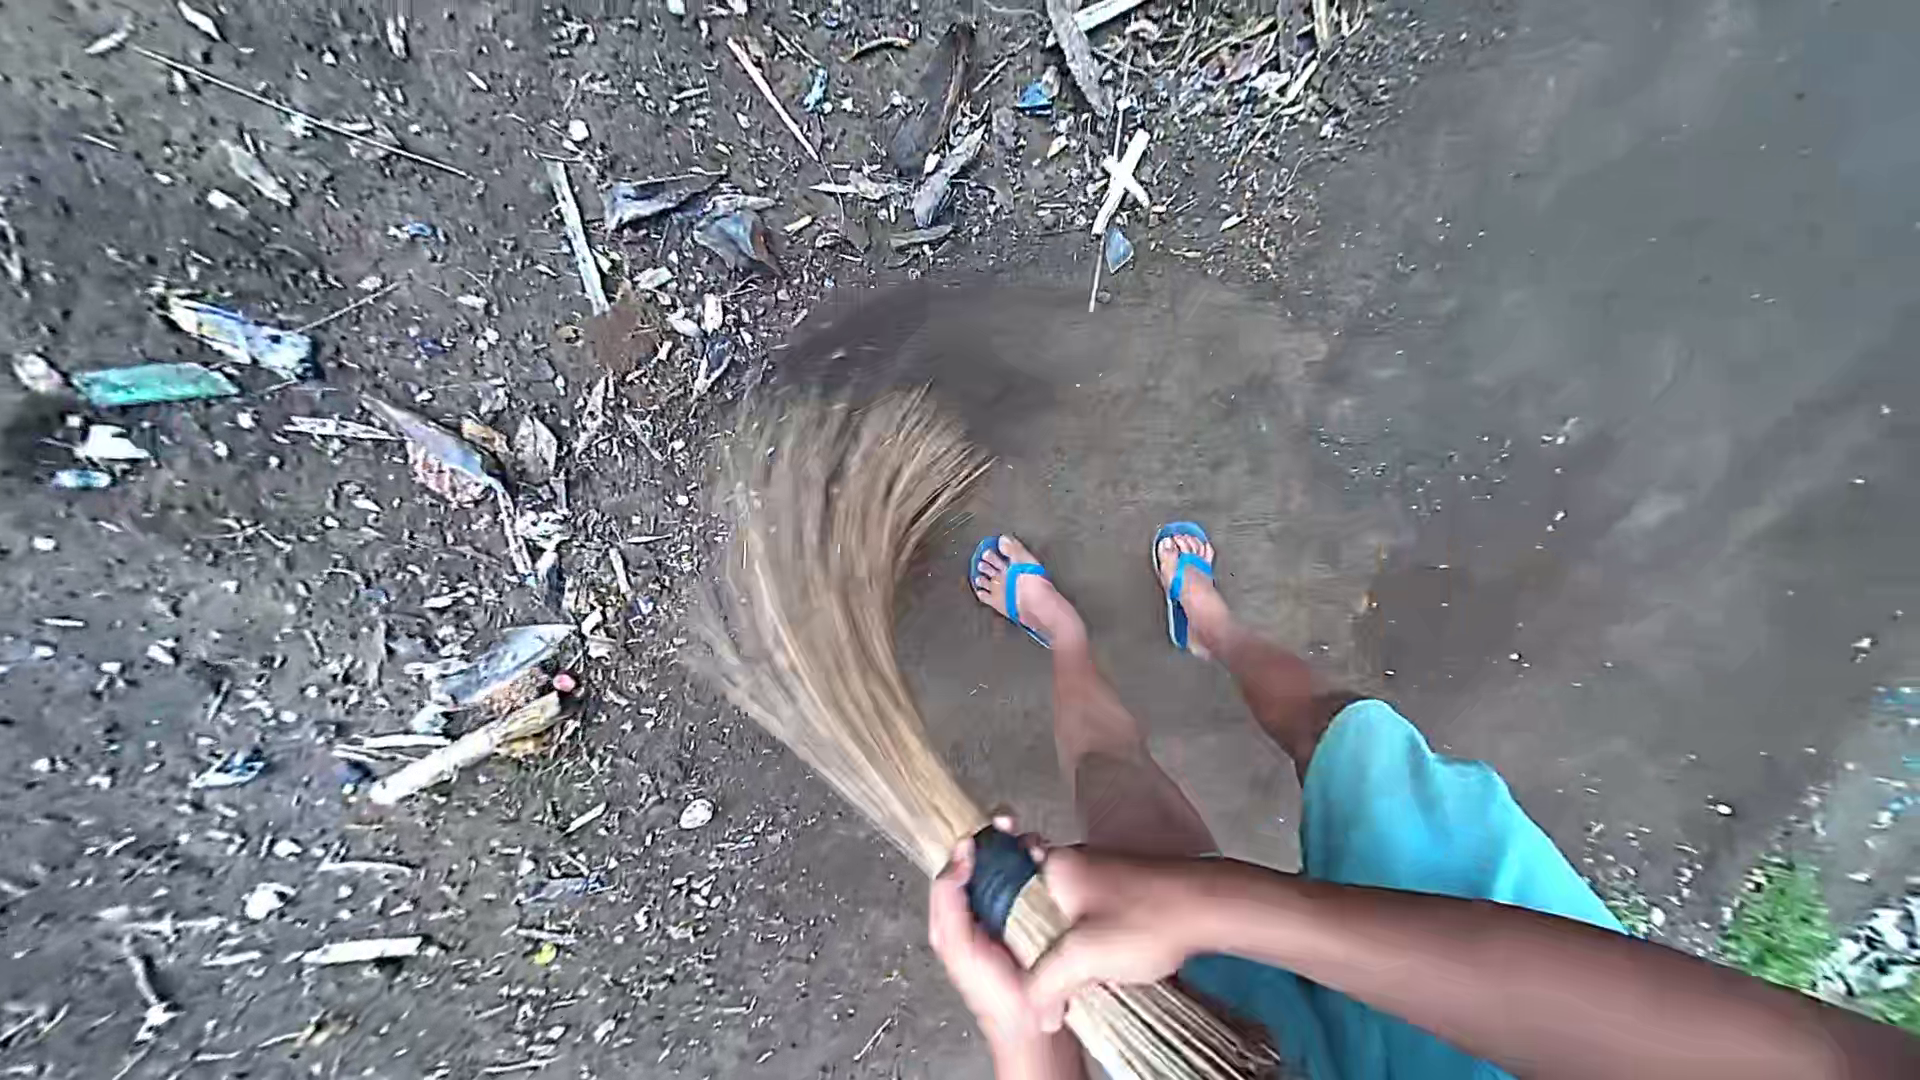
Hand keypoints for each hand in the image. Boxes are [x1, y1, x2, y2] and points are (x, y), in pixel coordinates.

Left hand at [928, 835, 1052, 1046]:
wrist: (1038, 1029)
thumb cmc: (994, 996)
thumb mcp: (956, 947)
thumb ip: (947, 899)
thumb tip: (960, 852)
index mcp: (962, 904)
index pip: (963, 857)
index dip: (974, 835)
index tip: (988, 823)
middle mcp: (988, 898)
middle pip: (992, 850)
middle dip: (1000, 830)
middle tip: (1010, 822)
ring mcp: (1016, 902)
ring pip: (1017, 856)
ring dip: (1023, 841)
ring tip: (1031, 842)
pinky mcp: (1043, 908)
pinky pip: (1041, 874)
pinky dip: (1043, 859)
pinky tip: (1046, 856)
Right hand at [1025, 847, 1226, 1032]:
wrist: (1202, 907)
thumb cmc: (1144, 920)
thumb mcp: (1086, 956)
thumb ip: (1048, 981)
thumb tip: (1034, 1010)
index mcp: (1052, 865)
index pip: (1007, 894)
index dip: (1007, 933)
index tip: (1015, 964)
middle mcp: (1067, 860)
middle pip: (1032, 906)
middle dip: (1038, 945)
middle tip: (1045, 977)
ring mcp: (1091, 870)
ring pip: (1059, 913)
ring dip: (1063, 946)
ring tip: (1073, 976)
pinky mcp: (1113, 885)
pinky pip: (1082, 913)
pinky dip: (1084, 939)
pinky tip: (1097, 963)